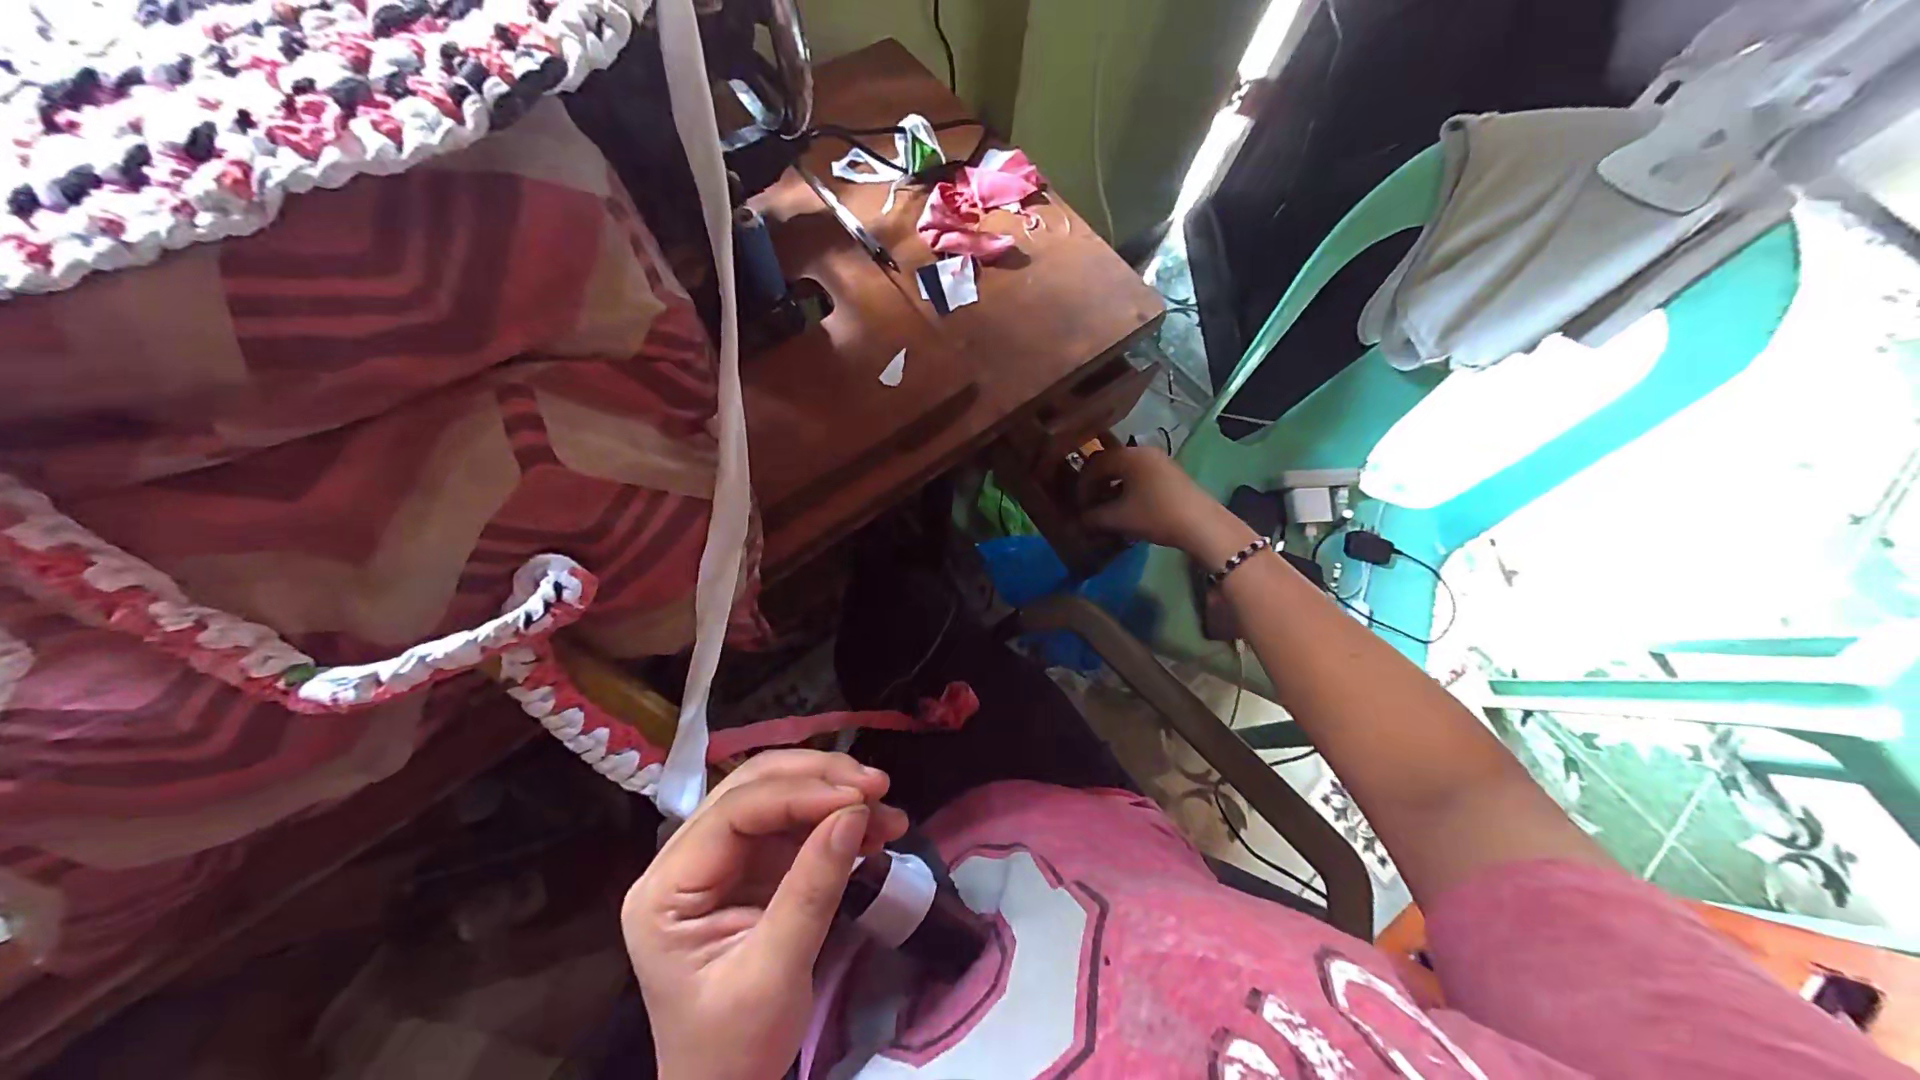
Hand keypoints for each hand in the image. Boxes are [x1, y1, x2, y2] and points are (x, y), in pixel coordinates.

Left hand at [622, 751, 908, 1079]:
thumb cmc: (735, 1047)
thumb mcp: (774, 974)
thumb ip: (812, 889)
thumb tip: (854, 814)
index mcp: (666, 888)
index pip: (735, 813)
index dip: (799, 794)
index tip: (860, 797)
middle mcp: (686, 860)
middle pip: (753, 787)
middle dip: (819, 779)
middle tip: (877, 787)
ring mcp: (721, 860)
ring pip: (778, 795)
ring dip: (835, 794)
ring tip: (889, 811)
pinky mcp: (752, 867)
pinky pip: (797, 824)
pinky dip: (837, 820)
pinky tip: (877, 829)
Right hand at [1079, 446, 1254, 563]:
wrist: (1201, 525)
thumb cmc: (1156, 515)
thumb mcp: (1119, 518)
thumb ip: (1093, 517)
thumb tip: (1080, 519)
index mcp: (1129, 455)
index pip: (1095, 463)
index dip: (1082, 485)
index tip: (1079, 506)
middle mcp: (1143, 451)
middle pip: (1110, 462)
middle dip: (1096, 484)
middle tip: (1090, 505)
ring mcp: (1160, 461)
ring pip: (1126, 469)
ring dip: (1112, 486)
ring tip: (1107, 508)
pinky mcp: (1170, 473)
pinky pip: (1140, 475)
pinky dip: (1127, 488)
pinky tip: (1127, 507)